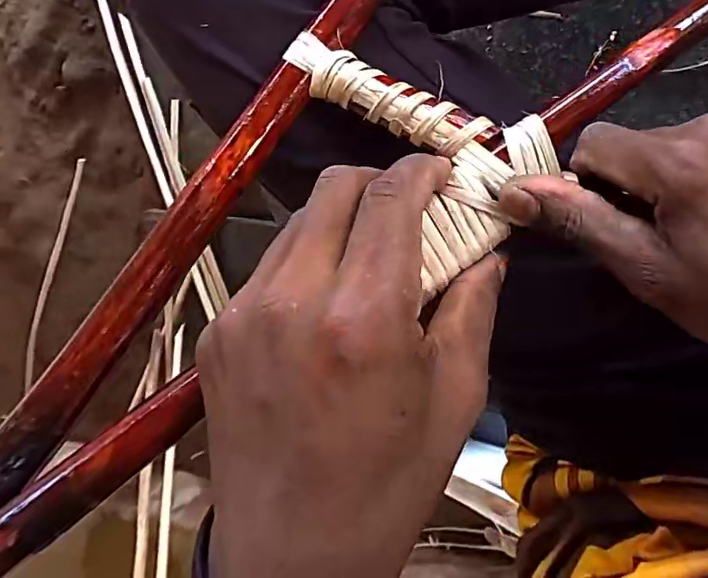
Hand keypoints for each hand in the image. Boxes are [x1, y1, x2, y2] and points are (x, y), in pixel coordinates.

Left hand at [198, 155, 504, 577]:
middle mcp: (296, 300)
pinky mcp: (219, 332)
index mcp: (363, 316)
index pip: (391, 196)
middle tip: (413, 208)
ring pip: (302, 216)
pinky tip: (332, 291)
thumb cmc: (390, 480)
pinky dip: (312, 252)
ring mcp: (246, 314)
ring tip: (373, 252)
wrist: (290, 564)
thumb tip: (488, 250)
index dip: (423, 169)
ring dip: (345, 215)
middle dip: (383, 181)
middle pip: (338, 186)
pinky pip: (274, 260)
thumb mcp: (457, 392)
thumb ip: (474, 303)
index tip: (443, 172)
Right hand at [499, 113, 707, 380]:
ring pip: (685, 139)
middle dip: (640, 181)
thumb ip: (584, 221)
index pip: (596, 141)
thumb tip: (518, 187)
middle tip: (672, 236)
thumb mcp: (653, 274)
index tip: (620, 223)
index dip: (593, 183)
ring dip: (682, 173)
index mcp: (678, 160)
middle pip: (642, 141)